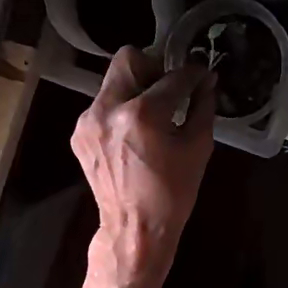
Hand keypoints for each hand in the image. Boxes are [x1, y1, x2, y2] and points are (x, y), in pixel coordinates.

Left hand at [72, 48, 215, 277]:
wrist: (134, 229)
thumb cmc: (173, 193)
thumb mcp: (198, 148)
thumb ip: (202, 106)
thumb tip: (207, 81)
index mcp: (142, 114)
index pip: (172, 77)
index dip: (192, 73)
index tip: (201, 74)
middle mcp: (108, 109)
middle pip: (128, 59)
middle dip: (153, 67)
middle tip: (168, 89)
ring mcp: (88, 121)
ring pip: (113, 81)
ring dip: (136, 89)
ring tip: (152, 116)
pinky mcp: (80, 133)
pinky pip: (103, 105)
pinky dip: (121, 110)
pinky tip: (134, 135)